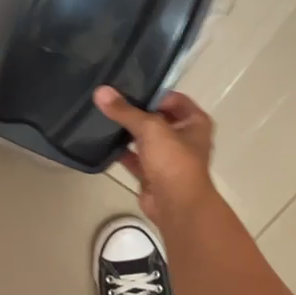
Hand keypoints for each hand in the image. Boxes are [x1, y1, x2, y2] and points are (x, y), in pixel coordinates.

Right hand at [94, 86, 220, 229]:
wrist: (175, 205)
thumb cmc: (173, 160)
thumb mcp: (150, 128)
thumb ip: (125, 111)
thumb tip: (100, 91)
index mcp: (194, 122)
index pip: (172, 98)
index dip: (151, 93)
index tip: (126, 89)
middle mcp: (184, 137)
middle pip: (157, 118)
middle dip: (136, 112)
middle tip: (110, 101)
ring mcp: (168, 157)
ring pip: (145, 139)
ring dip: (127, 132)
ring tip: (103, 118)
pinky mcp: (152, 173)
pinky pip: (134, 157)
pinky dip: (121, 152)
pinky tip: (103, 143)